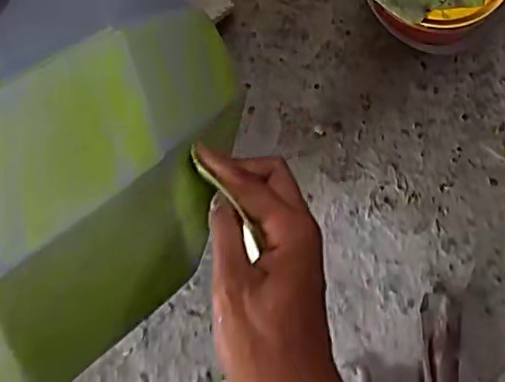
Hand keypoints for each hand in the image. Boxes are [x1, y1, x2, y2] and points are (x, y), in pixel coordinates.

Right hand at [197, 147, 340, 381]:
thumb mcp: (234, 288)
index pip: (254, 184)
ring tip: (214, 184)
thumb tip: (218, 200)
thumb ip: (226, 235)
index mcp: (293, 231)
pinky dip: (251, 206)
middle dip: (242, 167)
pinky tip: (230, 212)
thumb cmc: (265, 350)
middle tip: (208, 168)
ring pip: (276, 194)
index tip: (201, 153)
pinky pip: (273, 215)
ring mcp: (302, 245)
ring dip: (247, 185)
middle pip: (275, 176)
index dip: (224, 167)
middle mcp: (303, 231)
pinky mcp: (295, 260)